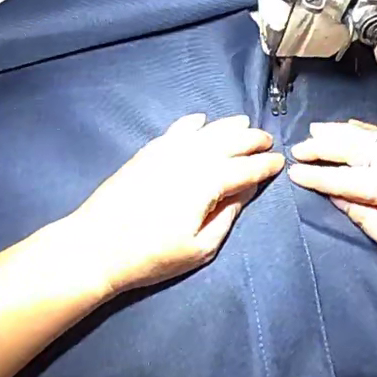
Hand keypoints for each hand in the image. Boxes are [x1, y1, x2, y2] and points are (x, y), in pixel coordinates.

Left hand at [66, 114, 284, 296]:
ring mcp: (167, 151)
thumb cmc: (151, 256)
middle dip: (252, 140)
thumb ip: (227, 215)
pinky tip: (201, 120)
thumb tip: (245, 190)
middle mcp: (190, 158)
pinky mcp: (148, 152)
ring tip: (244, 124)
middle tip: (267, 141)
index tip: (280, 162)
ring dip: (228, 126)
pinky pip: (177, 129)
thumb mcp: (200, 247)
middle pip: (230, 142)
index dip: (266, 165)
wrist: (96, 246)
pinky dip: (193, 123)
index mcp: (208, 182)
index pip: (246, 169)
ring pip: (206, 130)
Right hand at [288, 120, 376, 289]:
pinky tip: (353, 127)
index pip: (347, 178)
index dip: (317, 176)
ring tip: (316, 130)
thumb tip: (338, 198)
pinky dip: (365, 130)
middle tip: (297, 148)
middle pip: (356, 148)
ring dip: (341, 133)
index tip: (293, 172)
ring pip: (371, 137)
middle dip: (324, 147)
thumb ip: (368, 220)